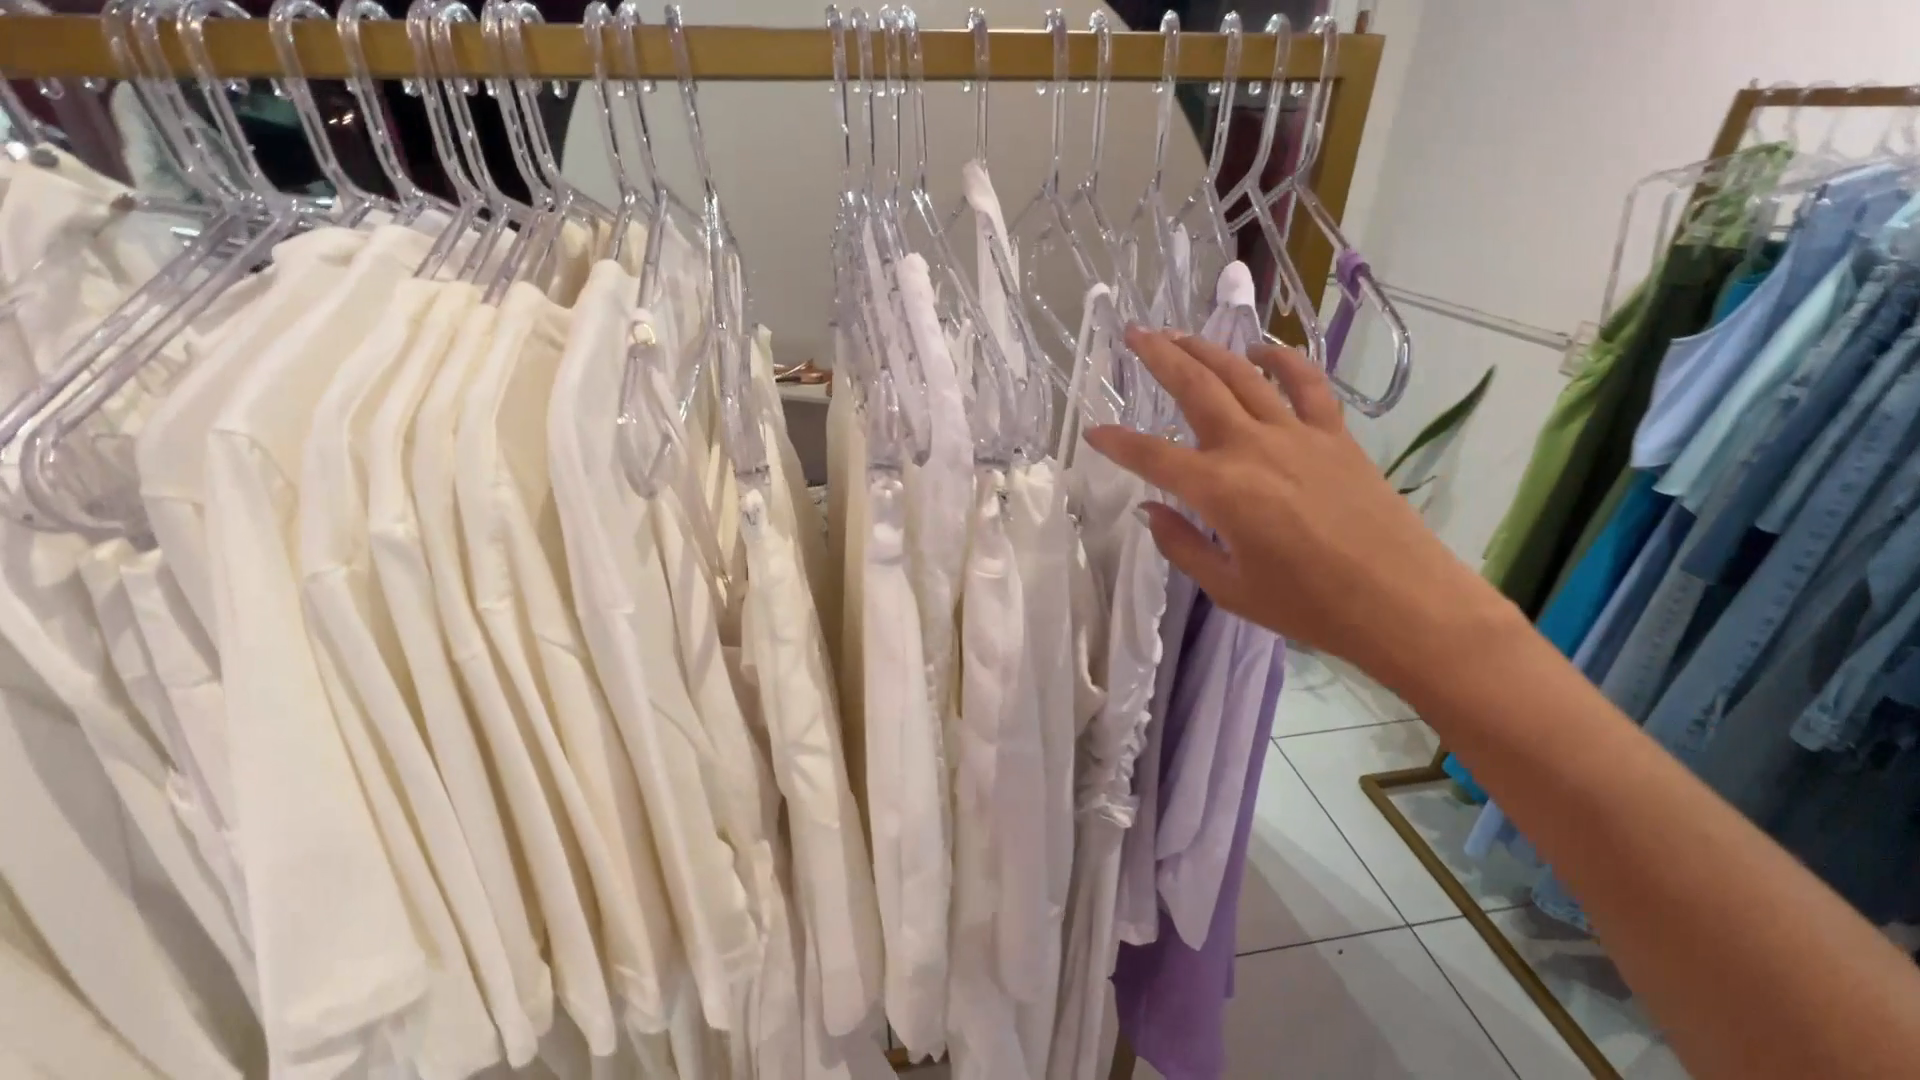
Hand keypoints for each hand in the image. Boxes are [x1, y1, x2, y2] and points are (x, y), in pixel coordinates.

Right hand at [1084, 327, 1516, 688]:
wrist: (1401, 602)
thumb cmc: (1309, 607)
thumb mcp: (1229, 589)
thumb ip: (1182, 546)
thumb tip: (1151, 510)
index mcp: (1220, 491)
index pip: (1152, 456)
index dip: (1117, 443)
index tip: (1093, 431)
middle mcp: (1252, 448)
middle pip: (1196, 389)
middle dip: (1159, 358)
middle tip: (1133, 334)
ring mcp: (1297, 435)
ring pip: (1243, 376)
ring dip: (1207, 349)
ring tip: (1179, 333)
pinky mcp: (1335, 435)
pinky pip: (1306, 384)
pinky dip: (1283, 360)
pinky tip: (1262, 349)